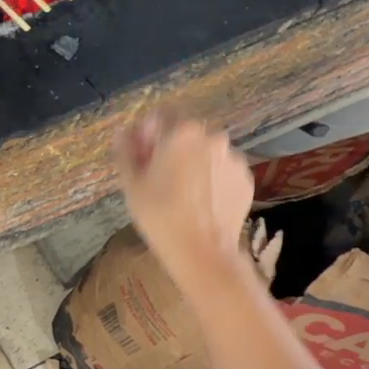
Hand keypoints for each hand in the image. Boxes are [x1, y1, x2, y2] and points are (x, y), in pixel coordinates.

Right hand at [114, 113, 255, 286]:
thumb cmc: (159, 213)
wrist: (203, 250)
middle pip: (184, 134)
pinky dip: (209, 179)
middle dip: (169, 148)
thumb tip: (123, 132)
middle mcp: (213, 137)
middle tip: (156, 175)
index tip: (138, 156)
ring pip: (204, 153)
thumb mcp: (131, 182)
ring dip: (191, 162)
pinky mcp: (246, 180)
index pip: (158, 118)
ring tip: (180, 192)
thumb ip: (126, 150)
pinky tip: (199, 202)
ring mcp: (234, 159)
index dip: (144, 135)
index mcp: (182, 132)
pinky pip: (221, 171)